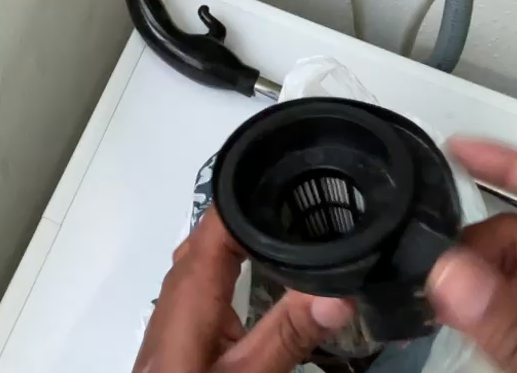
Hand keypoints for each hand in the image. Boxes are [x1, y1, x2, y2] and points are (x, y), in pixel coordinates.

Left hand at [134, 209, 352, 371]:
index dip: (253, 194)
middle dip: (254, 215)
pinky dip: (232, 261)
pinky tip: (258, 271)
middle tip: (303, 203)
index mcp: (192, 282)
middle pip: (216, 229)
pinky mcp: (181, 321)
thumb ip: (288, 335)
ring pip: (209, 250)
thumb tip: (339, 294)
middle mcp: (179, 282)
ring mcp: (176, 302)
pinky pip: (205, 272)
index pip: (220, 216)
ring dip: (242, 238)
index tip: (294, 182)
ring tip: (288, 227)